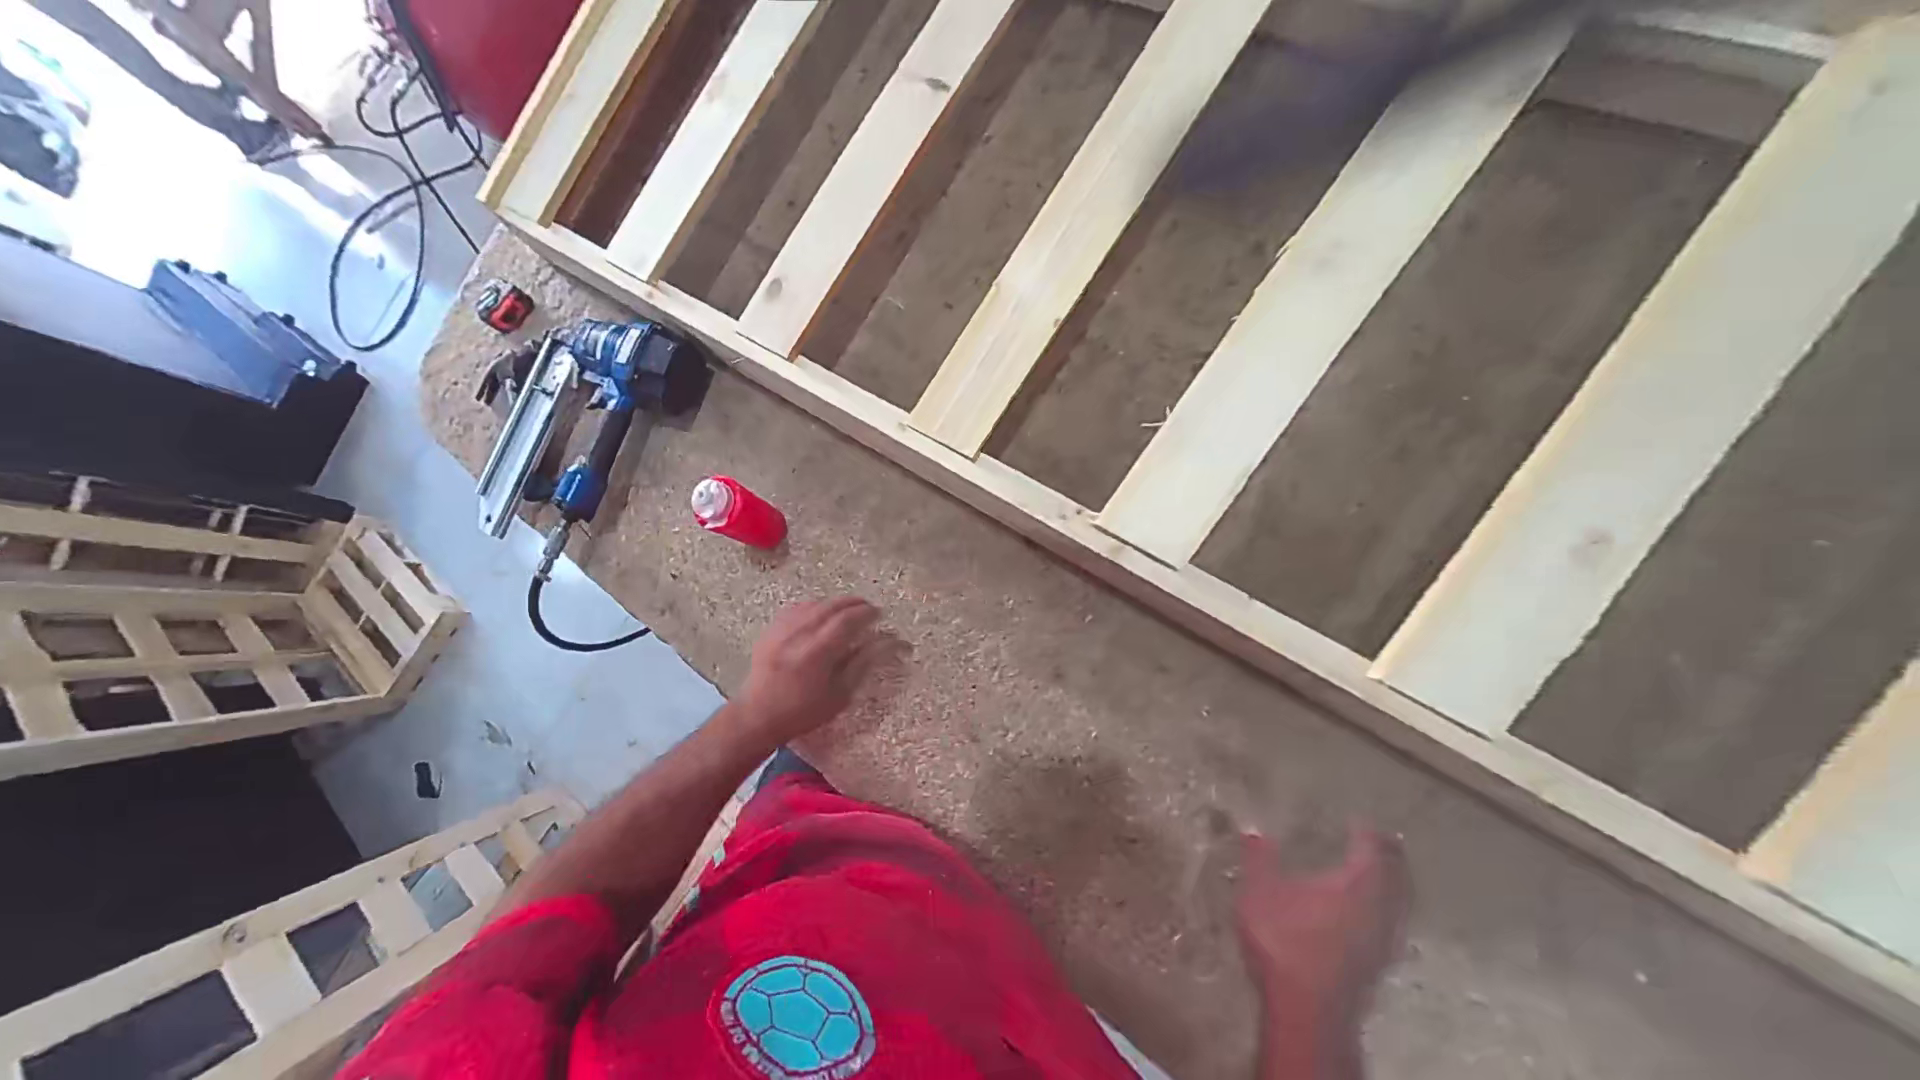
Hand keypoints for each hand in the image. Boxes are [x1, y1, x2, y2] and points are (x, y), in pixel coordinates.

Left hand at [734, 597, 890, 745]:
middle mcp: (798, 635)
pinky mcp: (770, 631)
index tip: (878, 613)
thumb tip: (881, 644)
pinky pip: (795, 609)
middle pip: (830, 607)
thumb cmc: (802, 712)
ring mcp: (781, 630)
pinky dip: (813, 607)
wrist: (757, 717)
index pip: (846, 620)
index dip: (865, 613)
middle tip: (867, 607)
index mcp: (817, 653)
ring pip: (813, 604)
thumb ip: (860, 665)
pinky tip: (820, 613)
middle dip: (853, 603)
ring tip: (847, 610)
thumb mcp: (839, 695)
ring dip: (834, 603)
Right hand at [1236, 826, 1408, 1072]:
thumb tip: (1254, 830)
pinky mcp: (1378, 966)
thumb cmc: (1285, 940)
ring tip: (1379, 874)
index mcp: (1355, 884)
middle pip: (1396, 877)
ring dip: (1393, 885)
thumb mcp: (1260, 891)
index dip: (1366, 833)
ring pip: (1398, 905)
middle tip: (1381, 841)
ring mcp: (1383, 941)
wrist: (1308, 1009)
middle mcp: (1379, 910)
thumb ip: (1259, 859)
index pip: (1370, 850)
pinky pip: (1391, 925)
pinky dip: (1386, 910)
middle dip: (1390, 857)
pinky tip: (1368, 915)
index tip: (1359, 821)